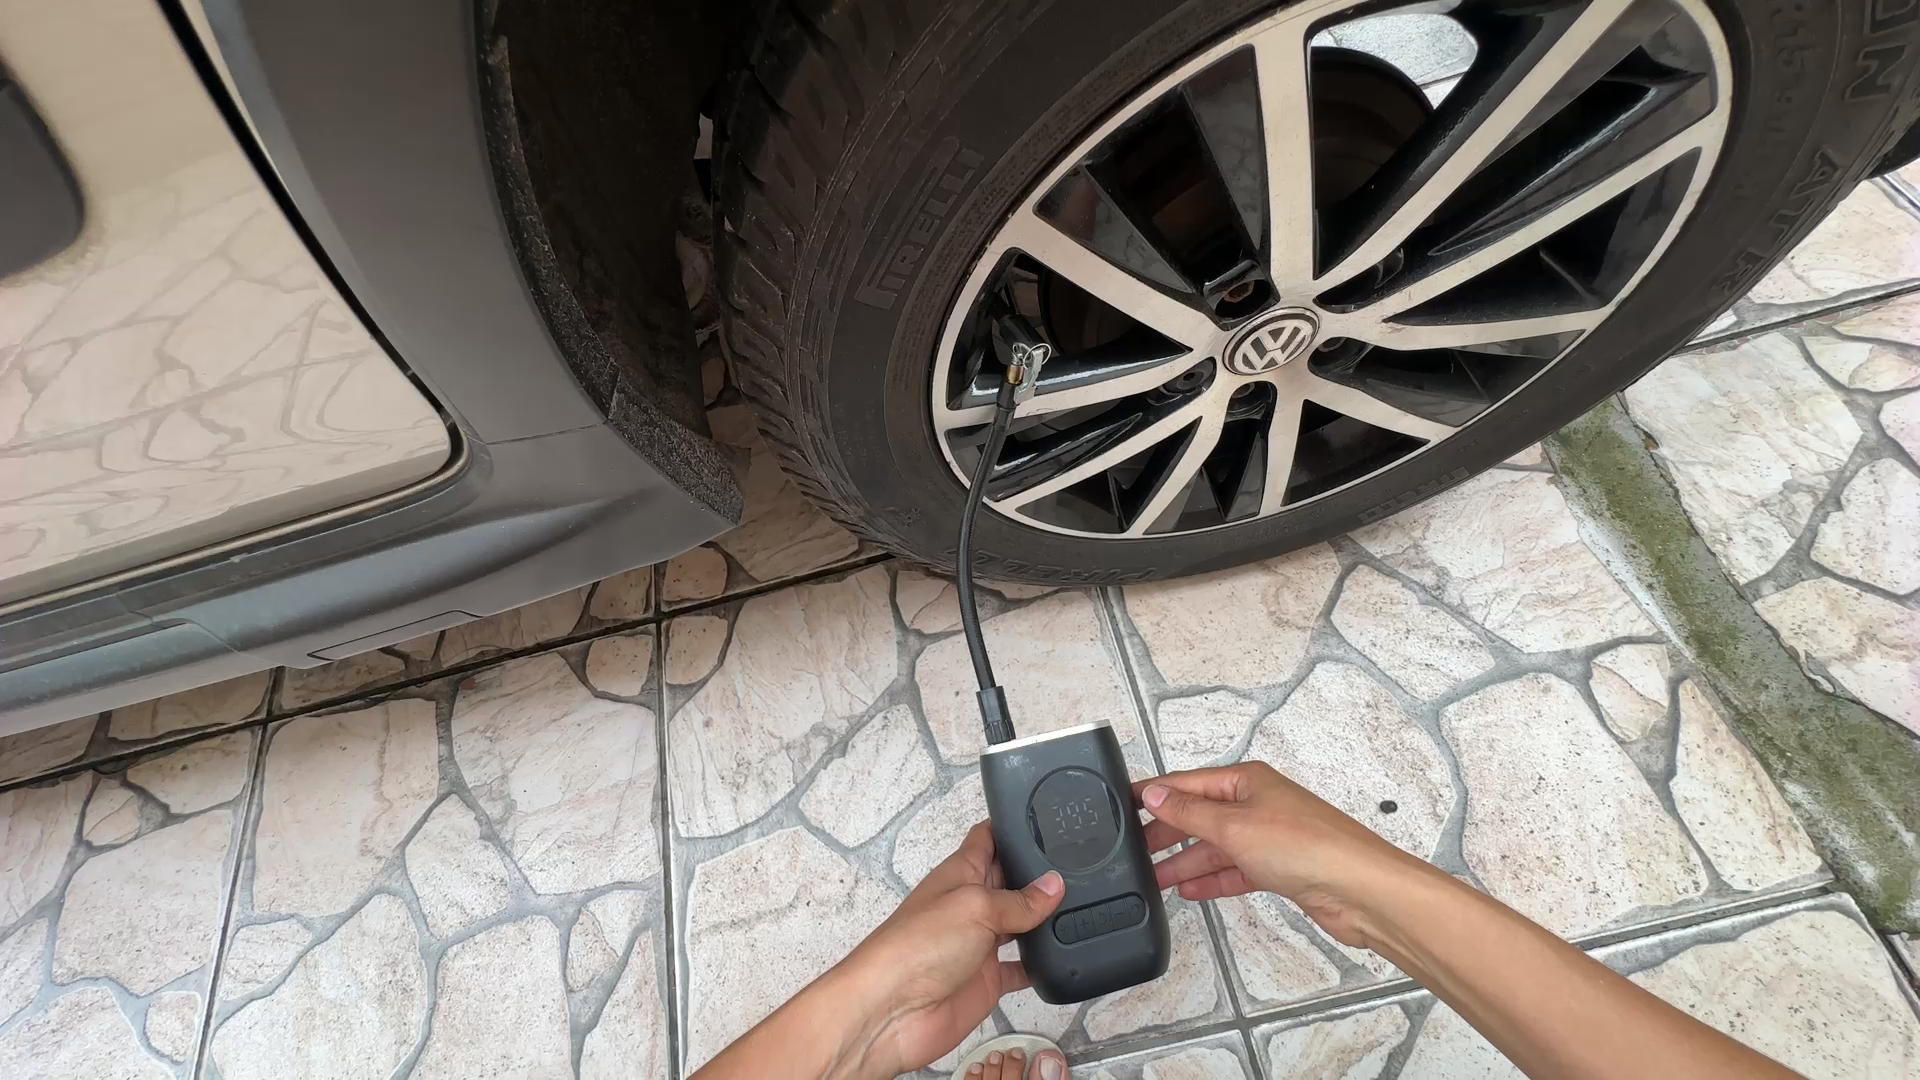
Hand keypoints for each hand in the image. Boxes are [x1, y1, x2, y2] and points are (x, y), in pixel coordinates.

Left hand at [831, 823, 1063, 1075]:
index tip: (1046, 816)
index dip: (1011, 825)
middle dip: (1038, 873)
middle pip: (1010, 878)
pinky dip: (1041, 964)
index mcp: (962, 872)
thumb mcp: (974, 907)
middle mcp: (973, 902)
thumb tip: (1055, 884)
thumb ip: (1018, 900)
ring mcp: (981, 942)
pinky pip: (1021, 968)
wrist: (893, 1012)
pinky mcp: (988, 979)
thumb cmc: (921, 943)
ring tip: (1084, 905)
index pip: (988, 837)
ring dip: (1044, 917)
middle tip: (1080, 863)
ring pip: (1020, 922)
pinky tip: (1067, 956)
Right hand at [1138, 763, 1428, 949]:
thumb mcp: (1233, 826)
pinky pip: (1235, 870)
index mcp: (1245, 780)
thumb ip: (1188, 813)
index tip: (1125, 804)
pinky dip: (1213, 879)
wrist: (1362, 892)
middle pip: (1200, 815)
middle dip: (1168, 832)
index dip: (1155, 794)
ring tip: (1155, 877)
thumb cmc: (1307, 846)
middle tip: (1135, 849)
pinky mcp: (1280, 868)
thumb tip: (1153, 793)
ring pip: (1215, 846)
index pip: (1187, 783)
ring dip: (1187, 861)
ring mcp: (1268, 836)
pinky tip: (1190, 890)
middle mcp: (1256, 803)